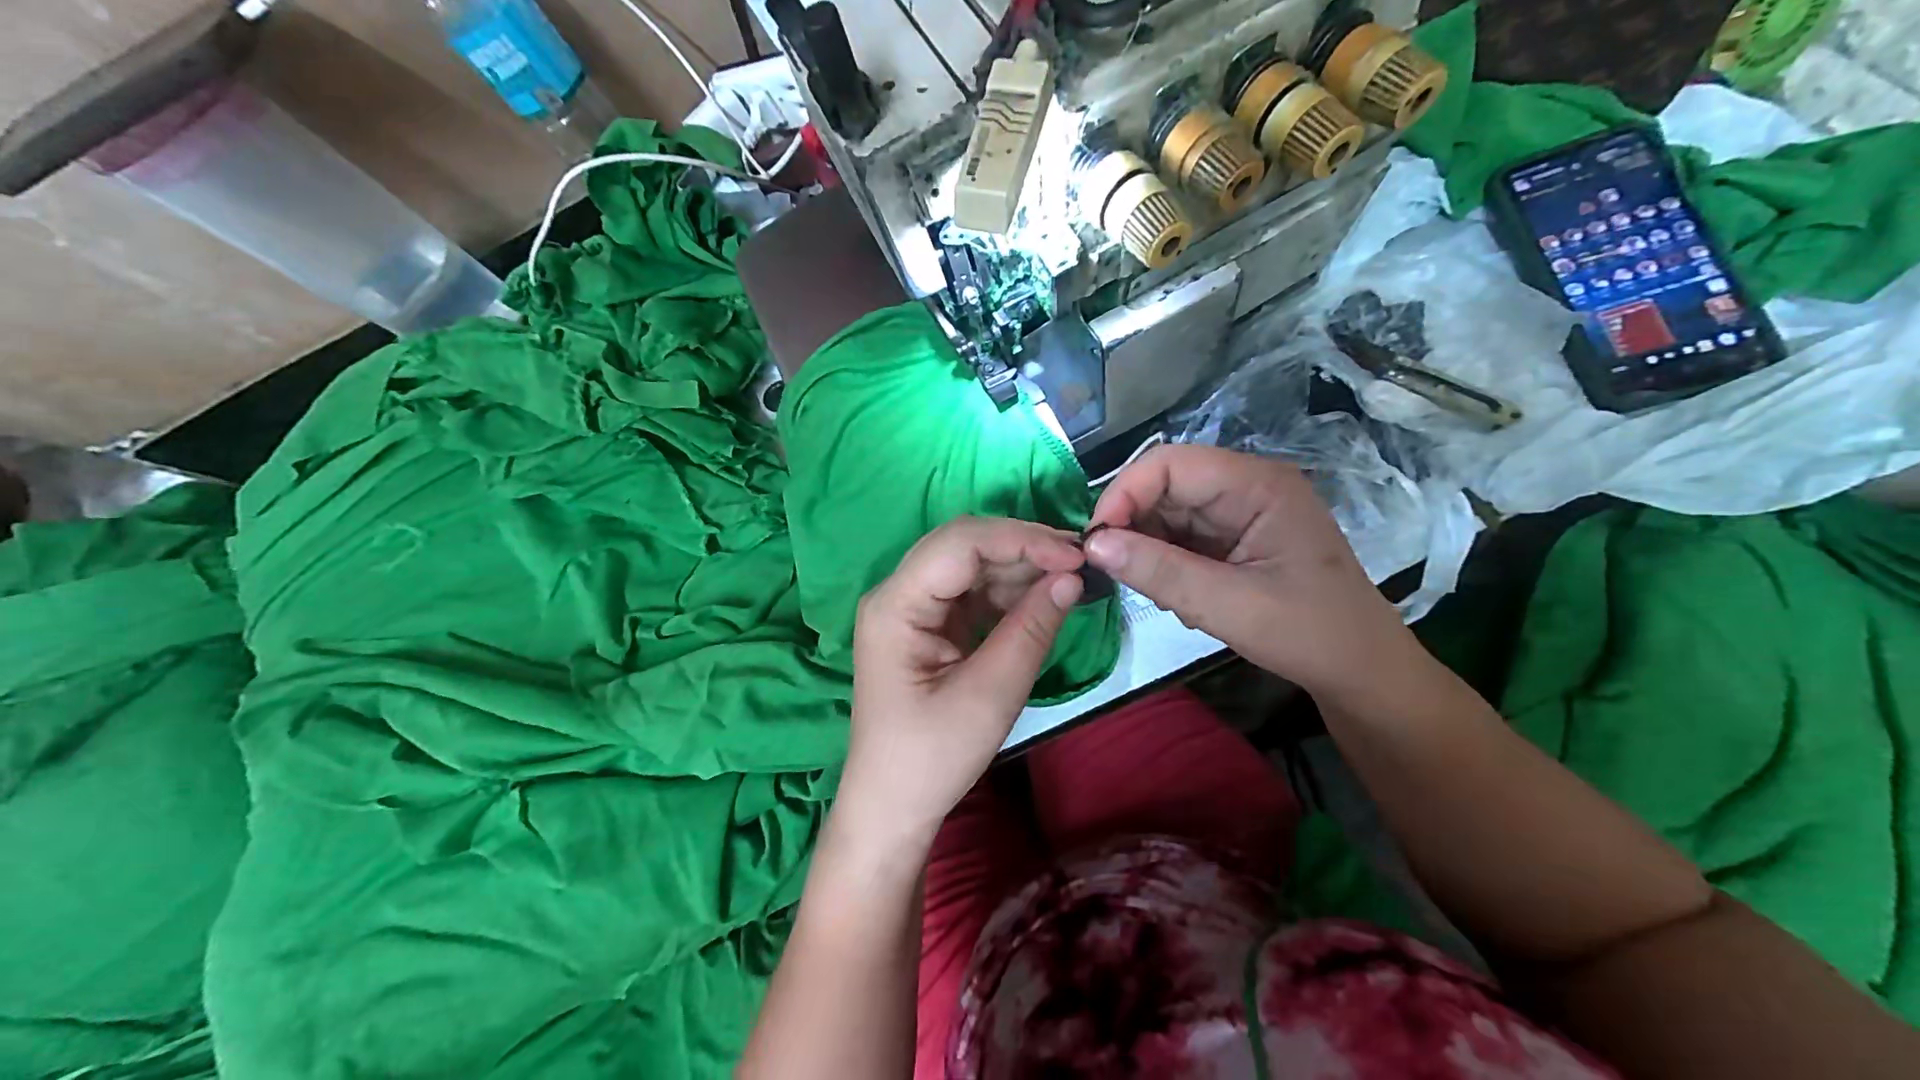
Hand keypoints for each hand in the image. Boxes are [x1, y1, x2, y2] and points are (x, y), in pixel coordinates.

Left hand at [841, 517, 1085, 843]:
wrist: (893, 806)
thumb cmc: (933, 757)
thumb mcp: (990, 695)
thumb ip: (1030, 629)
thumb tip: (1072, 577)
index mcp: (895, 605)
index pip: (960, 544)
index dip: (1021, 539)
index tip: (1075, 555)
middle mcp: (897, 593)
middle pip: (963, 546)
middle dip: (1023, 547)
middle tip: (1079, 561)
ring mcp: (911, 608)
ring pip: (970, 565)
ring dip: (1020, 567)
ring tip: (1071, 577)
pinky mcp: (928, 626)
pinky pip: (972, 591)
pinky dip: (1009, 591)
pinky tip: (1044, 596)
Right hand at [1084, 444, 1415, 696]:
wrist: (1360, 671)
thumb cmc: (1310, 634)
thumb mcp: (1231, 606)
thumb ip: (1160, 573)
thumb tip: (1092, 545)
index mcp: (1257, 485)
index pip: (1169, 464)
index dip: (1124, 494)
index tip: (1096, 542)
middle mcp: (1245, 487)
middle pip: (1164, 485)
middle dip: (1132, 525)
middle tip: (1110, 571)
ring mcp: (1239, 512)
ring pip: (1167, 512)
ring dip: (1146, 547)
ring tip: (1151, 590)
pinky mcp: (1233, 538)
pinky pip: (1179, 536)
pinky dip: (1163, 562)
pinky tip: (1173, 594)